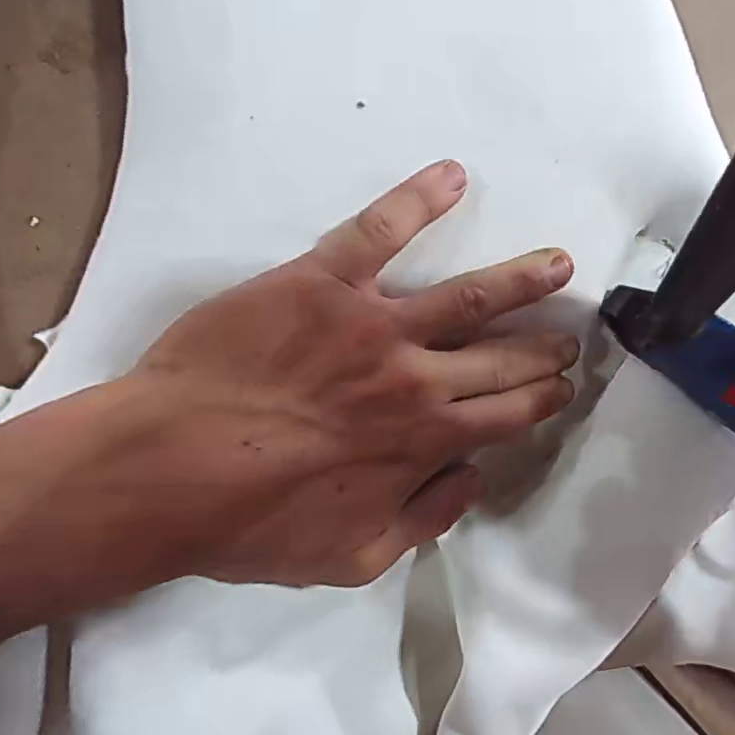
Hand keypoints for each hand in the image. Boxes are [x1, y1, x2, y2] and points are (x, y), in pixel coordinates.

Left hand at [54, 160, 578, 589]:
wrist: (163, 473)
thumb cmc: (253, 524)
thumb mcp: (352, 558)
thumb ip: (425, 522)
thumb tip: (473, 479)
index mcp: (425, 442)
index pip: (510, 415)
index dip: (544, 400)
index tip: (563, 386)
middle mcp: (417, 379)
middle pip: (503, 359)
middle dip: (545, 349)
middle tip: (570, 337)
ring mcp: (373, 323)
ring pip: (469, 295)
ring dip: (523, 279)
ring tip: (558, 264)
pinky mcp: (321, 281)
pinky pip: (379, 230)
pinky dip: (419, 198)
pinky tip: (453, 176)